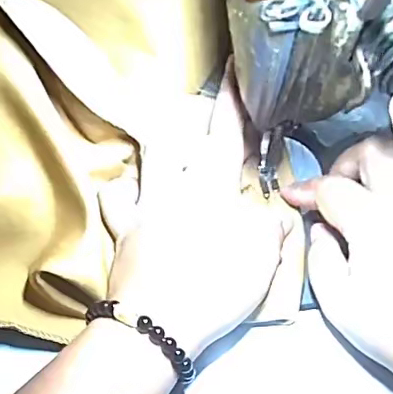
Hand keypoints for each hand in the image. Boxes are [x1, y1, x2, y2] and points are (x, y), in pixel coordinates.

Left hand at [104, 66, 293, 358]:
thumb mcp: (261, 259)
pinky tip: (128, 198)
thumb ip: (272, 229)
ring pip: (142, 163)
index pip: (226, 134)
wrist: (159, 325)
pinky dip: (121, 195)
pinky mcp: (121, 236)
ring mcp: (142, 211)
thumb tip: (278, 214)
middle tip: (199, 126)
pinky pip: (114, 203)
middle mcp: (173, 189)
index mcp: (212, 189)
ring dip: (155, 155)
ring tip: (166, 159)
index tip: (235, 67)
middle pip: (174, 138)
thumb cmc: (215, 289)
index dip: (234, 99)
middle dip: (187, 124)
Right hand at [279, 135, 392, 391]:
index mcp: (374, 217)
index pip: (331, 187)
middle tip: (337, 191)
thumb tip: (322, 231)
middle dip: (347, 162)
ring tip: (380, 183)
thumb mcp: (337, 301)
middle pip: (376, 150)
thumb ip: (321, 257)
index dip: (306, 190)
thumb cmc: (392, 329)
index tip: (294, 198)